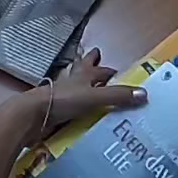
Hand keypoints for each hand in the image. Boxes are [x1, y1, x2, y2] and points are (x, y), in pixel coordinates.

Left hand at [26, 48, 145, 138]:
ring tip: (89, 90)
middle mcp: (72, 84)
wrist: (32, 115)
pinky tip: (81, 117)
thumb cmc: (63, 100)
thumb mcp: (94, 97)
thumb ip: (117, 96)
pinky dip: (76, 111)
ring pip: (74, 89)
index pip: (97, 69)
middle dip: (89, 67)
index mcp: (82, 76)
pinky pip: (69, 110)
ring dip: (81, 88)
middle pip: (81, 71)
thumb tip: (145, 94)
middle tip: (95, 60)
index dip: (105, 69)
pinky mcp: (54, 113)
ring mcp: (61, 98)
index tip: (114, 70)